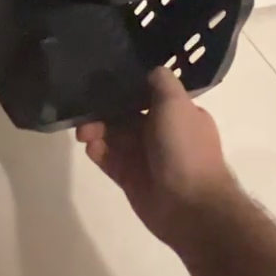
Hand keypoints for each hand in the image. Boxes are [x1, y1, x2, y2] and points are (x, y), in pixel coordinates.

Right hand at [77, 68, 239, 246]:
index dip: (121, 90)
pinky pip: (107, 159)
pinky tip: (90, 148)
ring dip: (95, 130)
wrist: (191, 205)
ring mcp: (143, 157)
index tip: (99, 83)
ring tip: (85, 134)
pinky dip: (97, 151)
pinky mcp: (129, 178)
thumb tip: (150, 70)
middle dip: (102, 111)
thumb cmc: (185, 149)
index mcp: (175, 114)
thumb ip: (161, 83)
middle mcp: (159, 133)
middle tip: (84, 113)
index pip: (143, 95)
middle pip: (122, 115)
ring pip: (112, 136)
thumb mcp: (178, 104)